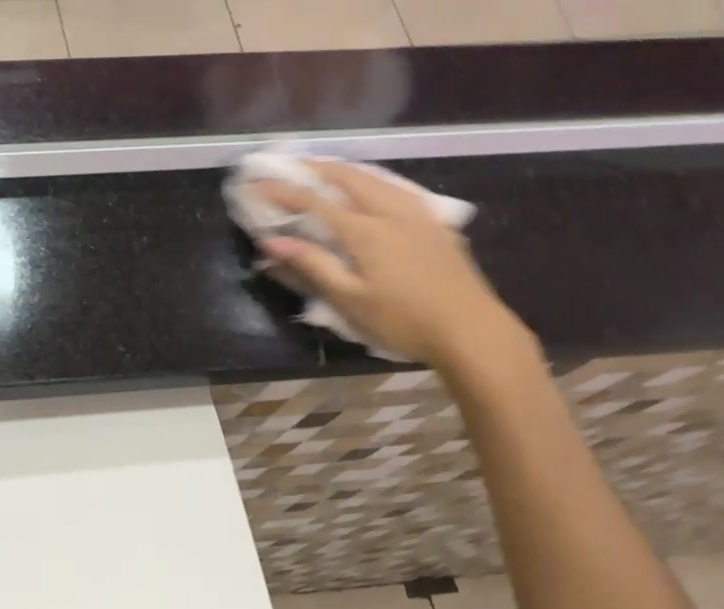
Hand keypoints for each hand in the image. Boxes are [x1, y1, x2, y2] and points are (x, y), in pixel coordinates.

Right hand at [254, 160, 534, 371]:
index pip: (316, 202)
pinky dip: (372, 181)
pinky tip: (370, 188)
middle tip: (289, 166)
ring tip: (324, 171)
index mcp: (366, 231)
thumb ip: (312, 265)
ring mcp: (417, 214)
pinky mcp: (433, 223)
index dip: (284, 191)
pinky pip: (396, 188)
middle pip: (350, 178)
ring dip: (345, 171)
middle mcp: (392, 211)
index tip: (257, 183)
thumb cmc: (400, 320)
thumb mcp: (349, 299)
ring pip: (377, 178)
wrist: (467, 327)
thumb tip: (273, 242)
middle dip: (316, 169)